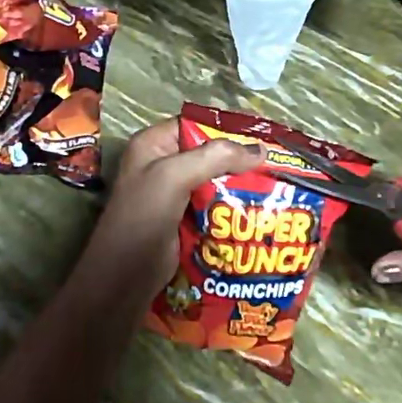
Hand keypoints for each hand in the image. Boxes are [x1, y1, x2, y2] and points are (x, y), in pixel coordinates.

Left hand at [96, 121, 263, 294]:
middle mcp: (161, 165)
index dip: (226, 130)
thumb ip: (214, 157)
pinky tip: (259, 214)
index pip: (194, 125)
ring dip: (240, 188)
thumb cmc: (143, 217)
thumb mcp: (173, 176)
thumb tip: (261, 149)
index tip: (262, 139)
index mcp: (152, 145)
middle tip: (277, 168)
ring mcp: (172, 195)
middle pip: (208, 155)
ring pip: (214, 183)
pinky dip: (233, 211)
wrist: (124, 277)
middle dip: (239, 162)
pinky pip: (214, 208)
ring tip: (276, 191)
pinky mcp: (184, 222)